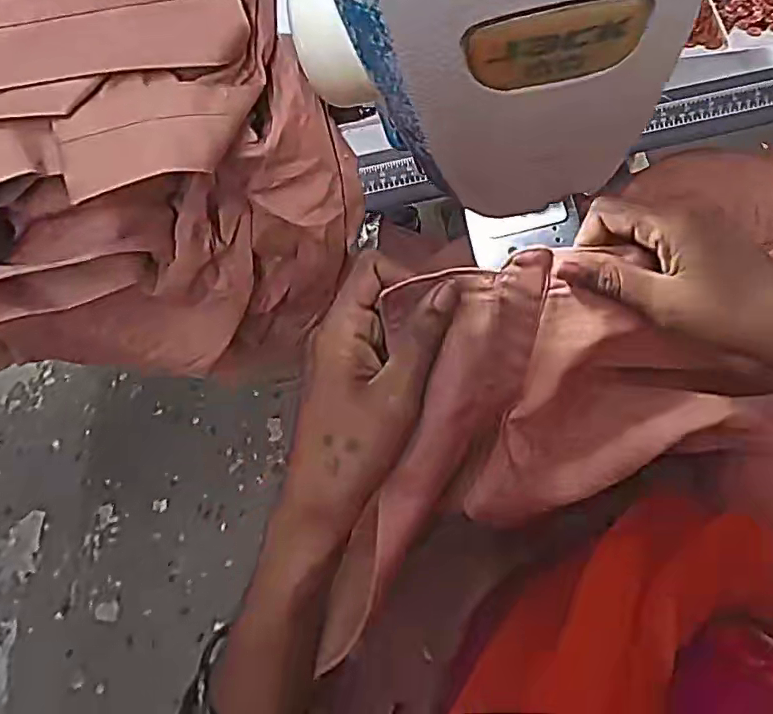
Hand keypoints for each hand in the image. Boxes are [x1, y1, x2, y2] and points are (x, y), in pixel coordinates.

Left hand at [275, 252, 458, 549]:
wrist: (321, 507)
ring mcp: (340, 351)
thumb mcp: (399, 391)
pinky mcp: (348, 370)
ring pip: (381, 312)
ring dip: (413, 322)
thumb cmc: (355, 452)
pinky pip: (379, 337)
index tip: (441, 296)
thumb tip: (448, 288)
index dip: (408, 271)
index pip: (371, 265)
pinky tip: (425, 364)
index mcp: (338, 327)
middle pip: (378, 285)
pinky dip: (405, 342)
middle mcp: (334, 331)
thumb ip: (423, 335)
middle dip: (417, 296)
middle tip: (451, 319)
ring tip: (443, 341)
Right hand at [553, 196, 772, 404]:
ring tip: (642, 289)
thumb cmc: (729, 317)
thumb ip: (611, 279)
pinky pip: (667, 232)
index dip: (588, 241)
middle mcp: (685, 206)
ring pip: (644, 225)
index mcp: (670, 217)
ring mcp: (702, 217)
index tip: (591, 277)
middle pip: (624, 214)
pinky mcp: (714, 231)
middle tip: (615, 288)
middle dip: (609, 248)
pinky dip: (654, 254)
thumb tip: (565, 265)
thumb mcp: (662, 303)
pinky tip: (666, 284)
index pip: (605, 210)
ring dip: (631, 253)